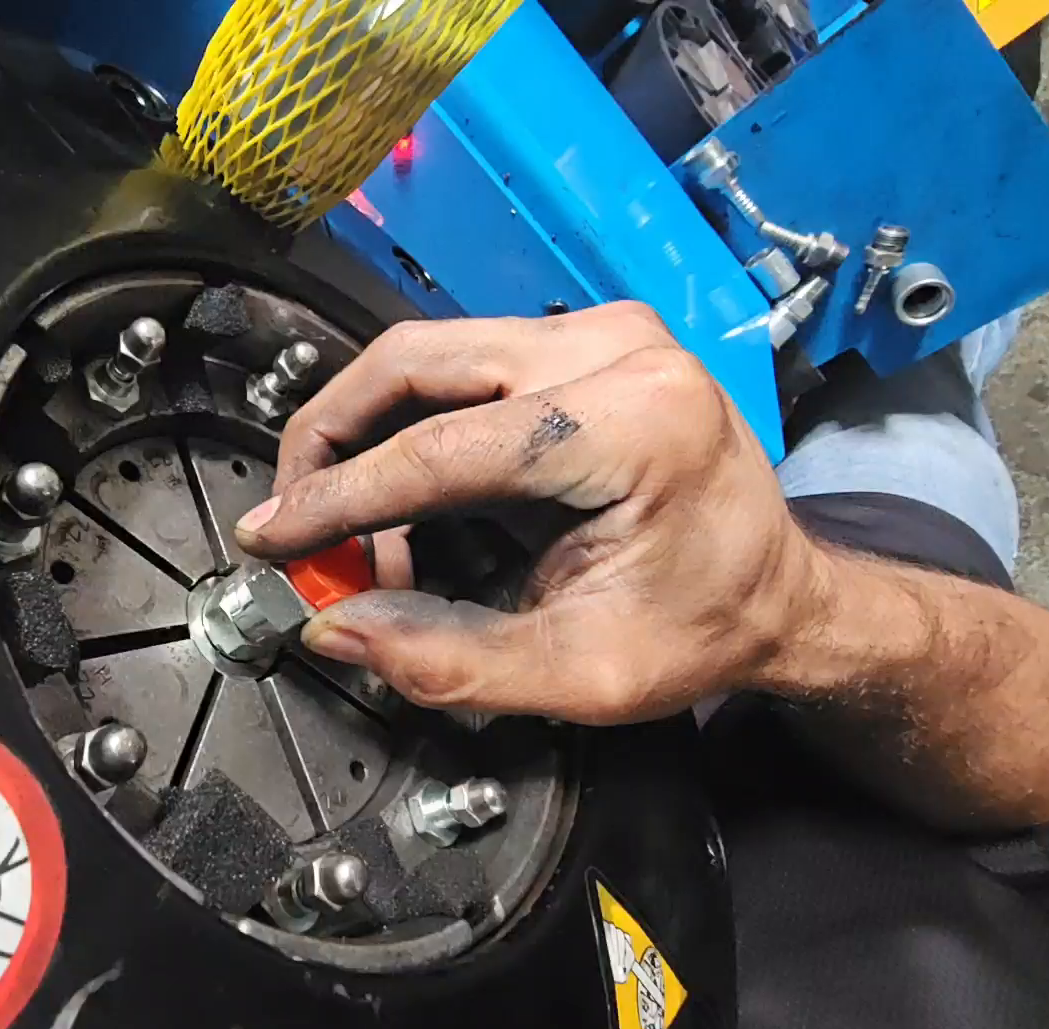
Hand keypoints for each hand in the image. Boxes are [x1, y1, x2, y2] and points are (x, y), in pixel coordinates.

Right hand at [234, 302, 826, 724]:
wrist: (778, 588)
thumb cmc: (702, 628)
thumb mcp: (580, 675)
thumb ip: (450, 661)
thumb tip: (335, 627)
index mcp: (636, 425)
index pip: (443, 449)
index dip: (338, 496)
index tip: (271, 532)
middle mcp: (613, 350)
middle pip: (410, 364)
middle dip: (326, 439)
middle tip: (294, 515)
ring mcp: (593, 333)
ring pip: (418, 360)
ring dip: (358, 438)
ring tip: (351, 527)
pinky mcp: (571, 344)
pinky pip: (448, 372)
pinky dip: (398, 433)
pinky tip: (399, 501)